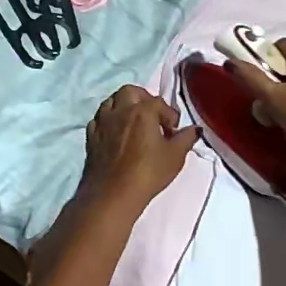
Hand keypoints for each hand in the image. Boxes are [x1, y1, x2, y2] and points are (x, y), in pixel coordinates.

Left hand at [79, 85, 199, 213]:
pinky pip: (99, 118)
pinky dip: (109, 120)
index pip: (159, 103)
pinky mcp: (90, 136)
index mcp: (142, 111)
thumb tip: (194, 129)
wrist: (113, 193)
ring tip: (134, 122)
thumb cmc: (148, 172)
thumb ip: (186, 138)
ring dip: (124, 106)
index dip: (170, 116)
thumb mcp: (175, 156)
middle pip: (130, 91)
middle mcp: (119, 110)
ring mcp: (102, 122)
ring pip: (111, 101)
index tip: (173, 132)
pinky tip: (116, 133)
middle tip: (152, 117)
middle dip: (143, 99)